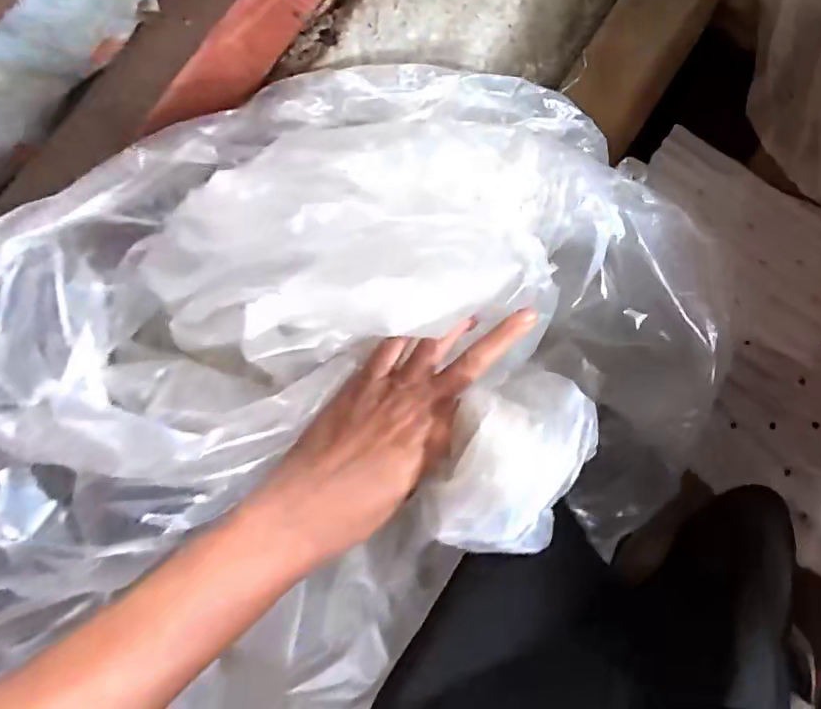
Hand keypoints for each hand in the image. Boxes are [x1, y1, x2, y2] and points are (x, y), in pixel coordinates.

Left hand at [239, 310, 540, 568]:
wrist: (295, 511)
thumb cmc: (356, 511)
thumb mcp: (407, 485)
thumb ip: (432, 447)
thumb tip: (453, 419)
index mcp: (425, 426)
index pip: (471, 377)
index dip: (500, 345)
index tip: (524, 320)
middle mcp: (407, 397)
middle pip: (452, 354)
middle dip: (485, 330)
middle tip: (506, 309)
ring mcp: (377, 386)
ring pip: (418, 344)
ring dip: (443, 325)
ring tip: (462, 311)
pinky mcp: (353, 384)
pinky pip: (382, 349)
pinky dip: (400, 333)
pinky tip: (407, 328)